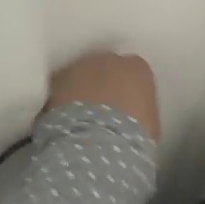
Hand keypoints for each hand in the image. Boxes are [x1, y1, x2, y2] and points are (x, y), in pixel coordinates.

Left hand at [45, 51, 160, 142]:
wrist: (98, 143)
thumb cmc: (133, 136)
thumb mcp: (149, 125)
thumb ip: (141, 112)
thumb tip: (133, 119)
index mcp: (138, 69)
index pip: (134, 72)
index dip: (128, 90)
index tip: (126, 107)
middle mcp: (108, 60)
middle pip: (106, 68)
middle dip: (103, 84)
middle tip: (101, 110)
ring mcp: (79, 67)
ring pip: (80, 74)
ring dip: (79, 89)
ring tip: (78, 116)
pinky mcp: (55, 81)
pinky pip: (61, 87)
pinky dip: (61, 99)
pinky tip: (63, 118)